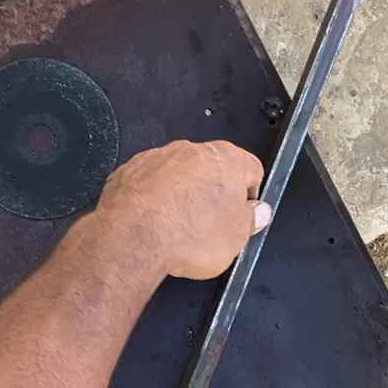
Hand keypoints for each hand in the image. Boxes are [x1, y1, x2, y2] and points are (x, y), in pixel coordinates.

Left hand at [90, 140, 269, 279]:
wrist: (133, 238)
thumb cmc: (184, 234)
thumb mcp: (236, 238)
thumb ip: (251, 220)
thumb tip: (258, 214)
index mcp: (227, 158)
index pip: (251, 169)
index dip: (249, 196)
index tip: (243, 215)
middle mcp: (191, 150)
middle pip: (212, 170)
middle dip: (212, 196)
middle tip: (210, 226)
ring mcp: (158, 158)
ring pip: (177, 175)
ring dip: (180, 196)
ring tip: (178, 228)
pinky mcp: (130, 171)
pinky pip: (149, 184)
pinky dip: (153, 200)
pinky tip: (154, 225)